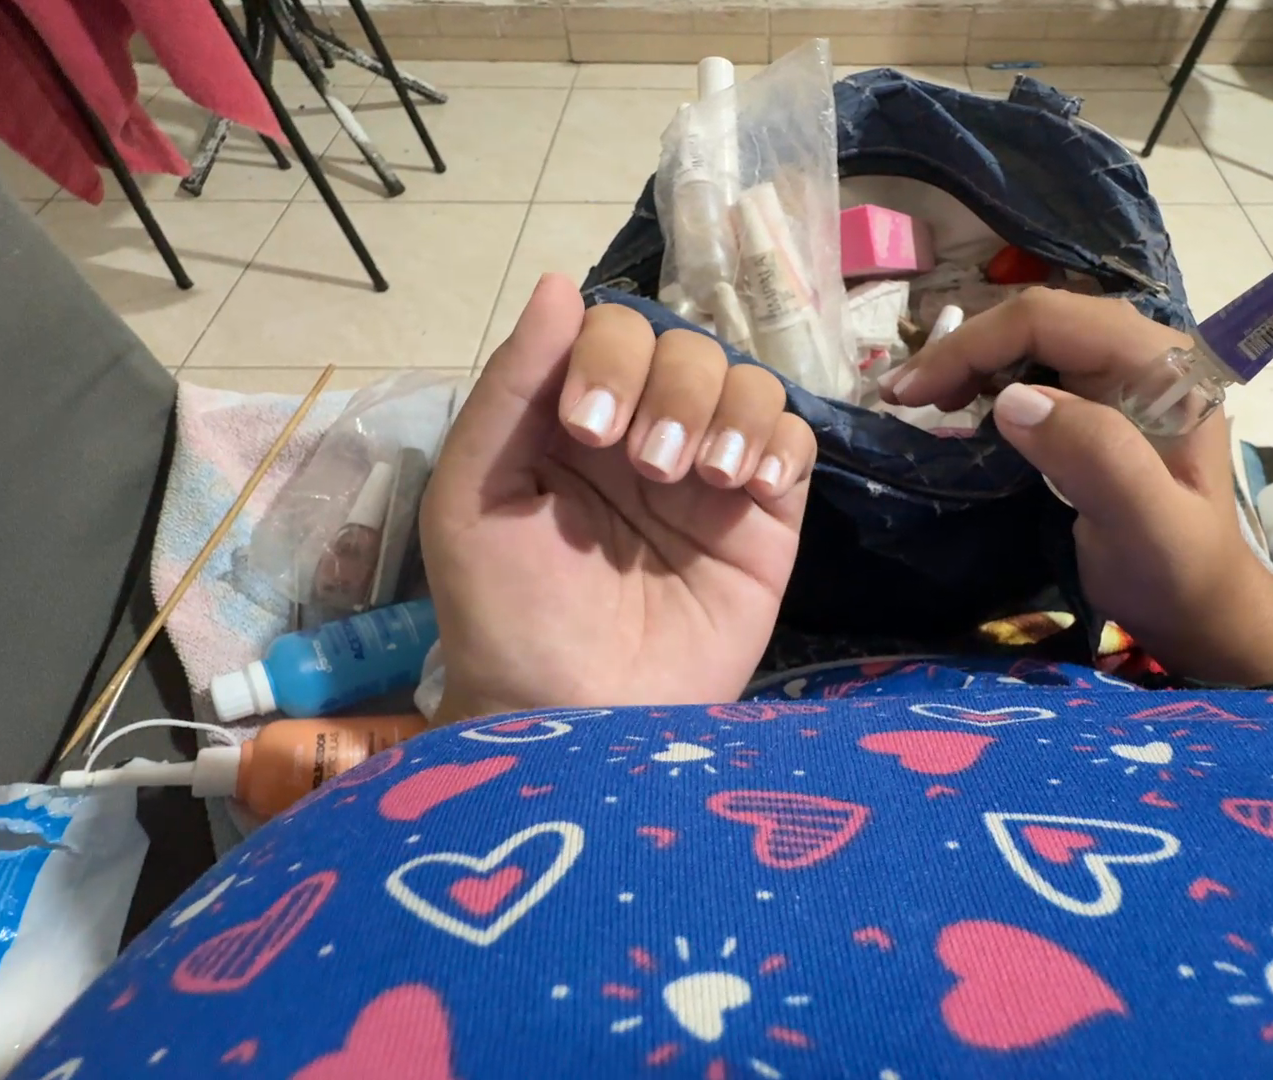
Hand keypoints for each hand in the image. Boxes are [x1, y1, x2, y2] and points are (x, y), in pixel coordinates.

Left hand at [420, 275, 816, 722]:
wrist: (582, 715)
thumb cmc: (514, 613)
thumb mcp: (476, 495)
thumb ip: (511, 389)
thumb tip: (561, 284)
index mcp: (576, 420)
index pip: (615, 330)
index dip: (610, 356)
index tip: (588, 430)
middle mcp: (649, 433)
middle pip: (689, 347)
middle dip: (670, 391)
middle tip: (647, 468)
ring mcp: (713, 475)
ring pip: (749, 384)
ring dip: (727, 416)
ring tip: (704, 479)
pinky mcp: (767, 518)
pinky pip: (796, 443)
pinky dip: (779, 445)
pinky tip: (751, 486)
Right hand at [882, 287, 1272, 682]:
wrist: (1198, 607)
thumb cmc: (1173, 571)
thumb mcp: (1142, 523)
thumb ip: (1093, 456)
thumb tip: (1009, 399)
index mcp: (1160, 366)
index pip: (1049, 320)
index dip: (971, 346)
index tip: (912, 395)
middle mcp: (1142, 354)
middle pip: (1035, 320)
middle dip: (961, 349)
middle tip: (902, 397)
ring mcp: (1121, 376)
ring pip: (1029, 339)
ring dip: (968, 361)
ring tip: (921, 400)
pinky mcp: (1101, 402)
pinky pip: (1033, 368)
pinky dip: (986, 380)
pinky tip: (959, 406)